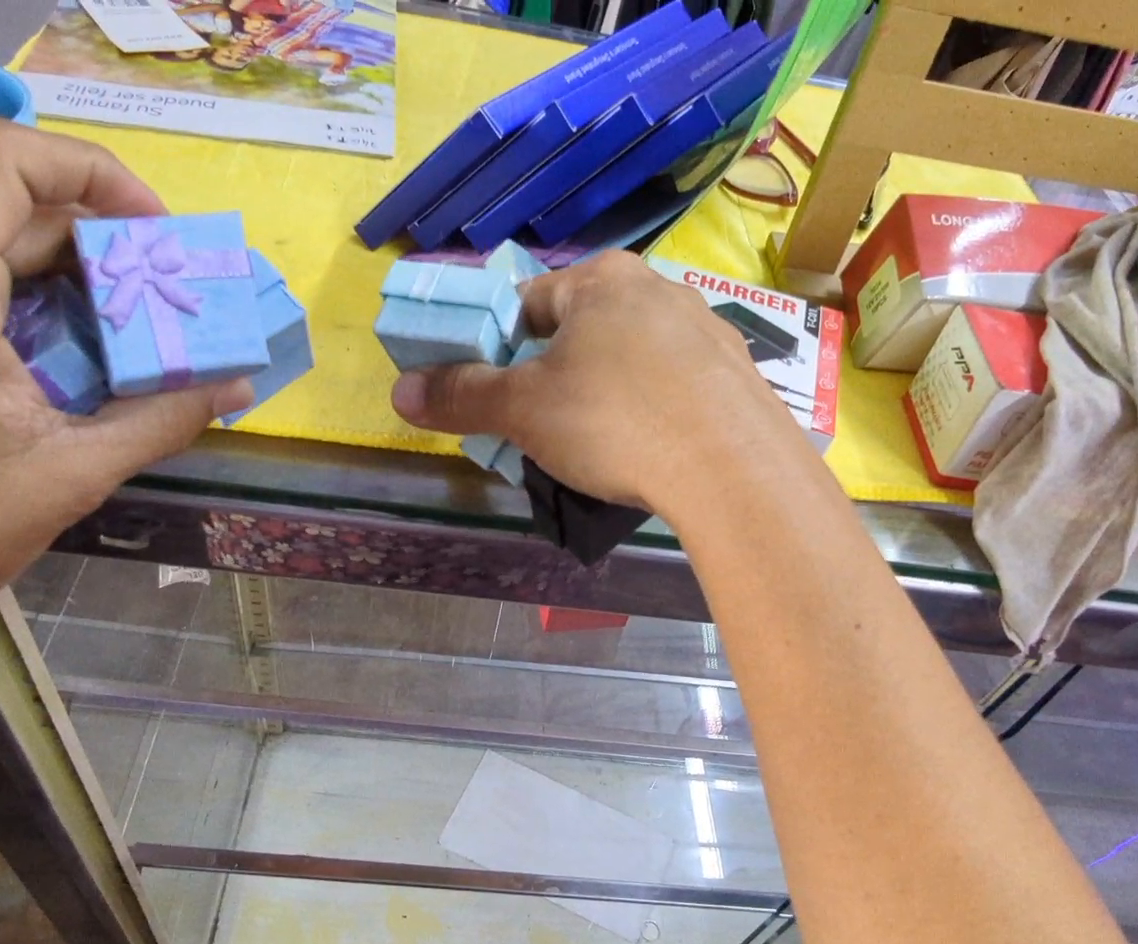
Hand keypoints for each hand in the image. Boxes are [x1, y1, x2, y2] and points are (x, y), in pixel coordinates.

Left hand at [0, 119, 251, 636]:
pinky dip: (43, 298)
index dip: (94, 169)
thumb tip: (237, 385)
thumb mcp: (72, 475)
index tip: (158, 232)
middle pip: (15, 202)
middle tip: (172, 295)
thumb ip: (162, 418)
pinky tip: (82, 360)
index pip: (5, 159)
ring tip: (138, 333)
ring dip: (80, 272)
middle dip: (108, 236)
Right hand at [389, 252, 807, 513]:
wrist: (732, 470)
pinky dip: (653, 411)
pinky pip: (675, 387)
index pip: (526, 302)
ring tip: (598, 447)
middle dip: (554, 375)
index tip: (495, 393)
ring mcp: (706, 330)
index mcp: (601, 280)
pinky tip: (651, 450)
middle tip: (541, 427)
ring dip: (605, 394)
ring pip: (631, 359)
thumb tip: (400, 391)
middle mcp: (658, 289)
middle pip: (582, 330)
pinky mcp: (737, 374)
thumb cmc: (615, 421)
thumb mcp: (524, 410)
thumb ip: (461, 396)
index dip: (499, 347)